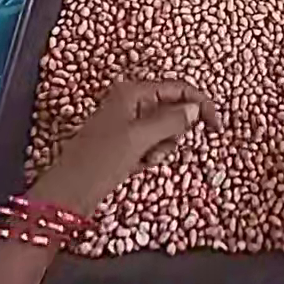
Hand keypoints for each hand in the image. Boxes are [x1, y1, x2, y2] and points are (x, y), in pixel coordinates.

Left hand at [29, 80, 219, 214]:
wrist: (66, 195)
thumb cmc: (100, 162)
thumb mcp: (140, 139)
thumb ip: (171, 120)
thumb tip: (195, 109)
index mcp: (133, 91)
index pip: (179, 88)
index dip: (200, 104)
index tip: (216, 127)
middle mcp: (131, 101)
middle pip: (172, 108)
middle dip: (173, 132)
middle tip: (158, 150)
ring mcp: (127, 121)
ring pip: (164, 128)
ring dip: (161, 147)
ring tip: (143, 160)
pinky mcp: (124, 141)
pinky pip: (151, 143)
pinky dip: (150, 155)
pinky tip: (135, 166)